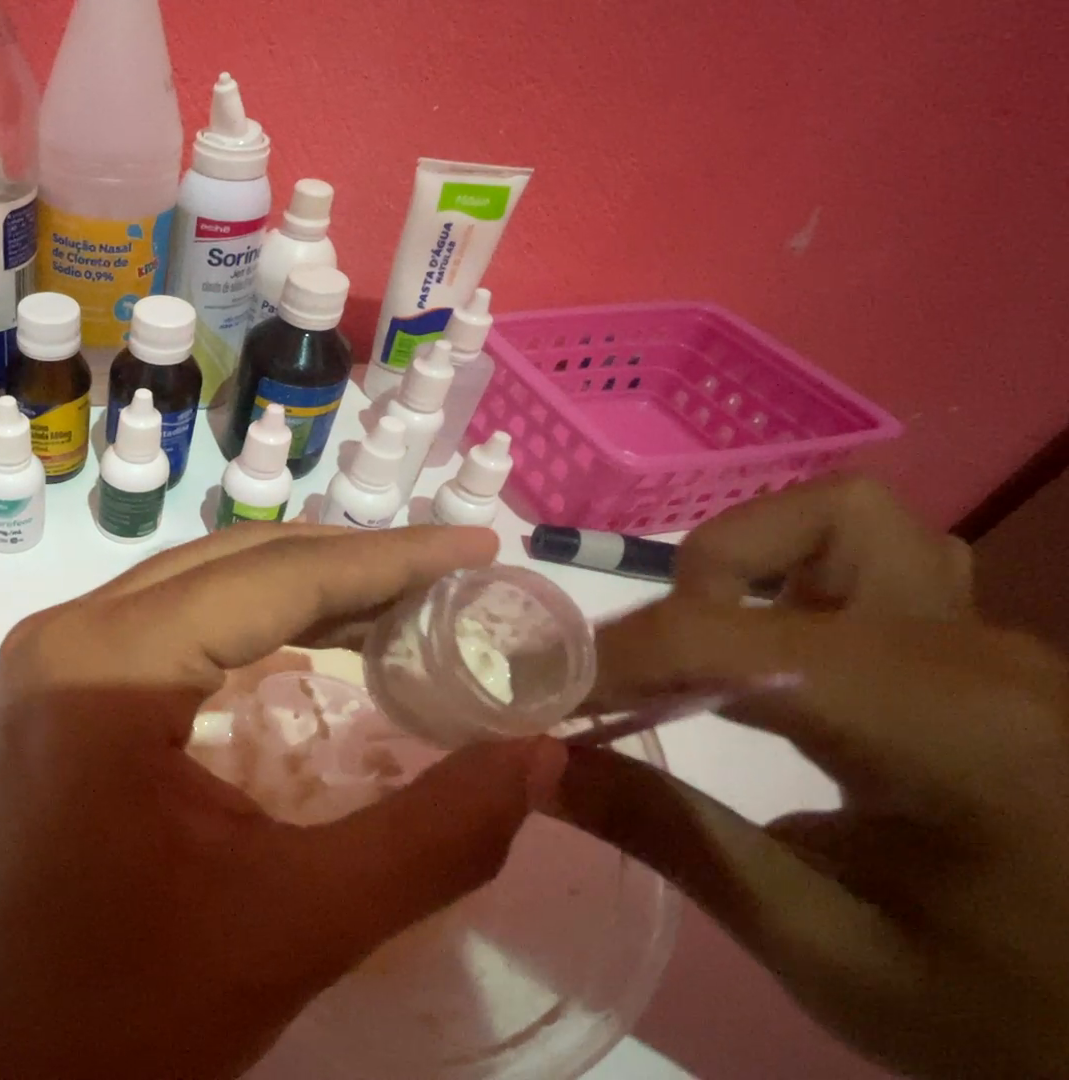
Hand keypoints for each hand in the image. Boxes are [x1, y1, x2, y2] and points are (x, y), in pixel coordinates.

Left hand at [0, 525, 564, 1079]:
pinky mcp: (56, 688)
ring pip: (197, 586)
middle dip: (347, 565)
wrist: (1, 1055)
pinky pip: (167, 625)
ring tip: (407, 605)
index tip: (478, 545)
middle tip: (455, 576)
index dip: (386, 560)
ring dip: (301, 589)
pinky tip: (316, 645)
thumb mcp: (300, 921)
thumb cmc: (133, 1002)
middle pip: (229, 564)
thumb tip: (540, 755)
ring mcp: (51, 658)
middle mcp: (66, 634)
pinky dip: (249, 624)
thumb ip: (434, 836)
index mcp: (106, 666)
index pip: (269, 579)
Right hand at [554, 476, 1068, 1077]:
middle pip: (823, 524)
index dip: (609, 657)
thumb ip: (670, 838)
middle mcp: (975, 658)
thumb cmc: (1003, 1009)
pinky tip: (765, 678)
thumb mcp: (823, 949)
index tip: (539, 698)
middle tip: (660, 673)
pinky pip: (875, 576)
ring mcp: (990, 652)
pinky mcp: (982, 666)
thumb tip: (535, 765)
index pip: (730, 637)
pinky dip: (791, 593)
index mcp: (944, 728)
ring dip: (757, 569)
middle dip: (704, 581)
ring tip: (712, 661)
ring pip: (856, 530)